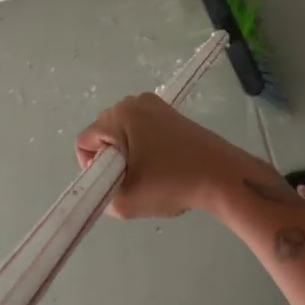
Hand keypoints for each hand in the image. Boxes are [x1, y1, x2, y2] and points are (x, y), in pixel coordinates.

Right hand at [75, 92, 268, 218]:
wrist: (219, 174)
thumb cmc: (171, 184)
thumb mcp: (125, 202)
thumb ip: (100, 196)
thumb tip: (102, 185)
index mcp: (118, 116)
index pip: (85, 141)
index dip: (92, 168)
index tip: (115, 183)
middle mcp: (132, 101)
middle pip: (103, 134)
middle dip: (111, 159)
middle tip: (133, 180)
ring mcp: (153, 103)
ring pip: (122, 132)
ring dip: (127, 154)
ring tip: (150, 174)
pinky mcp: (168, 112)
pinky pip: (140, 128)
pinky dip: (144, 147)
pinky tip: (162, 164)